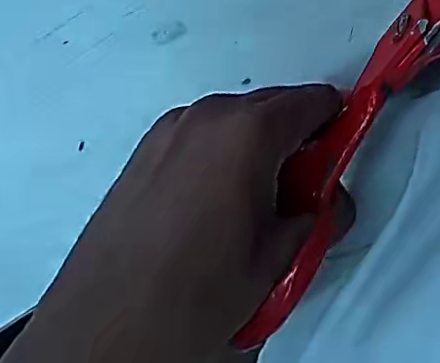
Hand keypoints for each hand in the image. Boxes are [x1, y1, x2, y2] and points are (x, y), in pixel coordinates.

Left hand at [6, 85, 352, 362]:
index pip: (316, 101)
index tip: (340, 147)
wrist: (98, 338)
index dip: (337, 121)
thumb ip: (321, 217)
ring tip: (251, 203)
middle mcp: (212, 114)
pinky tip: (211, 206)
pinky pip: (202, 133)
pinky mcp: (145, 148)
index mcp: (251, 131)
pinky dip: (220, 152)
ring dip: (257, 143)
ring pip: (237, 118)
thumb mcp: (277, 262)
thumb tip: (334, 202)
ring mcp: (172, 127)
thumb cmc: (192, 297)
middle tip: (300, 187)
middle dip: (297, 135)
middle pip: (276, 104)